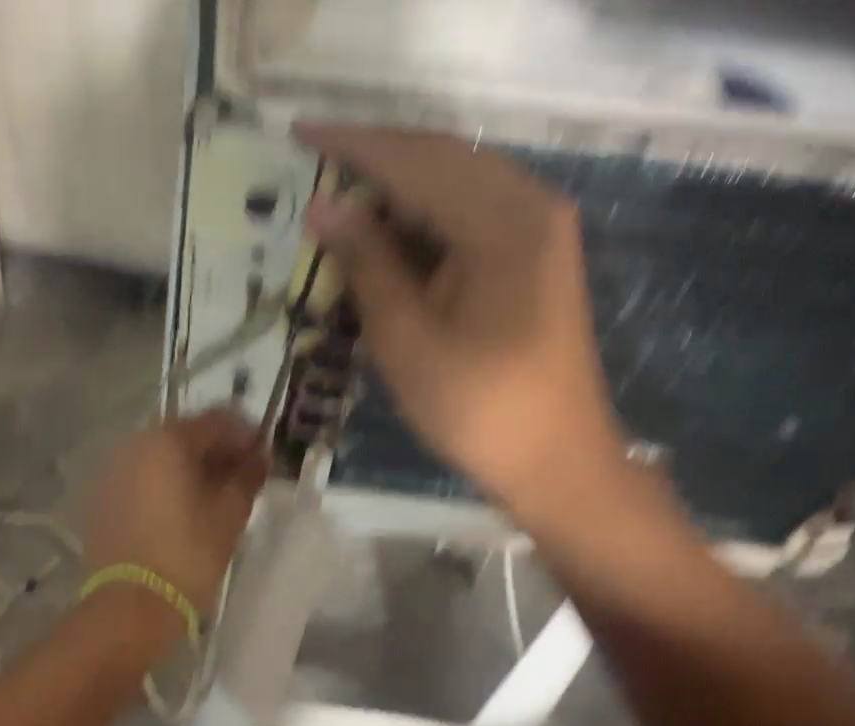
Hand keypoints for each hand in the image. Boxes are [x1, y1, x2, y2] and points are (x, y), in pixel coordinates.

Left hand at [82, 411, 268, 619]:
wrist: (130, 606)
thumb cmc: (187, 557)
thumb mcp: (229, 516)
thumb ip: (247, 477)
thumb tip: (258, 456)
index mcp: (166, 441)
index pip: (215, 420)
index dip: (244, 433)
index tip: (263, 456)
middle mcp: (132, 445)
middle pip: (183, 435)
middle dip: (214, 450)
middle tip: (240, 477)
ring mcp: (110, 472)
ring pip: (158, 457)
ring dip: (187, 468)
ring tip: (212, 497)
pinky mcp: (99, 500)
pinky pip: (139, 479)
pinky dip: (162, 485)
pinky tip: (181, 510)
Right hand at [296, 123, 628, 517]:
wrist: (557, 462)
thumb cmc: (478, 409)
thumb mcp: (408, 339)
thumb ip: (367, 264)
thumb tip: (323, 207)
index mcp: (504, 222)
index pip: (417, 162)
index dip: (353, 147)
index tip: (296, 134)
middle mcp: (531, 206)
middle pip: (442, 159)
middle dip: (376, 159)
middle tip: (313, 165)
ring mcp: (540, 230)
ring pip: (458, 183)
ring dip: (399, 188)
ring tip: (339, 199)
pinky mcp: (536, 256)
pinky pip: (473, 212)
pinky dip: (426, 216)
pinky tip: (387, 233)